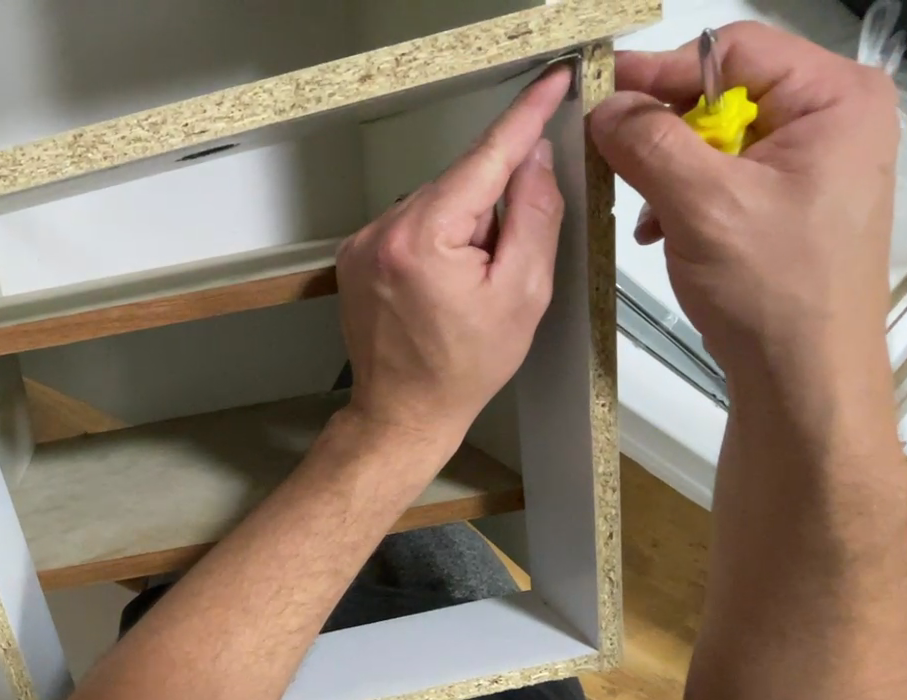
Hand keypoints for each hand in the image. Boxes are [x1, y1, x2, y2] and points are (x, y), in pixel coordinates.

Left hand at [334, 66, 570, 454]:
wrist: (402, 411)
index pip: (483, 158)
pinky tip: (443, 283)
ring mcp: (359, 245)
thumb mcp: (522, 292)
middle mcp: (379, 233)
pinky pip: (410, 224)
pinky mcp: (353, 258)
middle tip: (502, 261)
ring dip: (464, 225)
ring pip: (434, 203)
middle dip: (492, 205)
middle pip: (457, 183)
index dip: (524, 118)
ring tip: (467, 285)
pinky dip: (437, 238)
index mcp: (420, 240)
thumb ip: (533, 214)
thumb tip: (533, 156)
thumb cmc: (463, 367)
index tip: (553, 81)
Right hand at [588, 23, 898, 407]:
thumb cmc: (770, 284)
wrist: (803, 368)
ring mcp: (811, 162)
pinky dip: (682, 198)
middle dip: (662, 132)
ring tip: (647, 215)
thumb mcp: (703, 206)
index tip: (598, 92)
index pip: (734, 51)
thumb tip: (604, 107)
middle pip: (724, 94)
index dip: (661, 72)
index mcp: (833, 97)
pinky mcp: (788, 201)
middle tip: (613, 161)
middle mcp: (830, 117)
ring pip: (716, 140)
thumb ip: (651, 145)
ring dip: (667, 171)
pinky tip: (663, 229)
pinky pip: (722, 177)